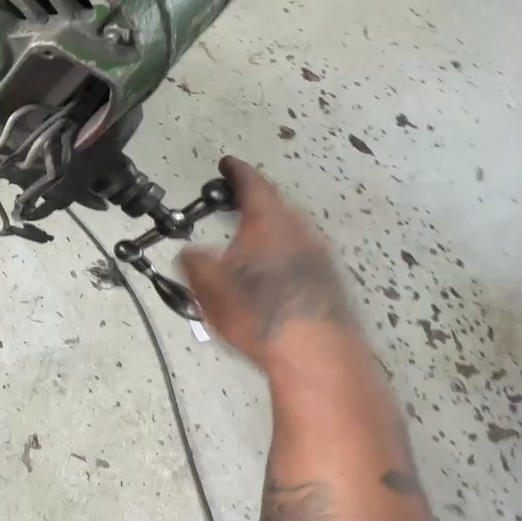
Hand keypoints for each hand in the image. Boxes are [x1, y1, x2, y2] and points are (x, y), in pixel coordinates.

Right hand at [178, 157, 358, 371]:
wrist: (317, 356)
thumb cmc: (257, 312)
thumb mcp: (206, 284)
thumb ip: (194, 261)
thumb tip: (192, 253)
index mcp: (269, 226)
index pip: (255, 187)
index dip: (240, 173)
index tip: (229, 164)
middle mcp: (300, 236)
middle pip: (280, 208)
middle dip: (257, 201)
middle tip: (235, 199)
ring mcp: (320, 261)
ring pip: (293, 231)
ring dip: (271, 227)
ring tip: (249, 234)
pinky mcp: (329, 285)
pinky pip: (300, 252)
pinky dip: (281, 249)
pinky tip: (268, 268)